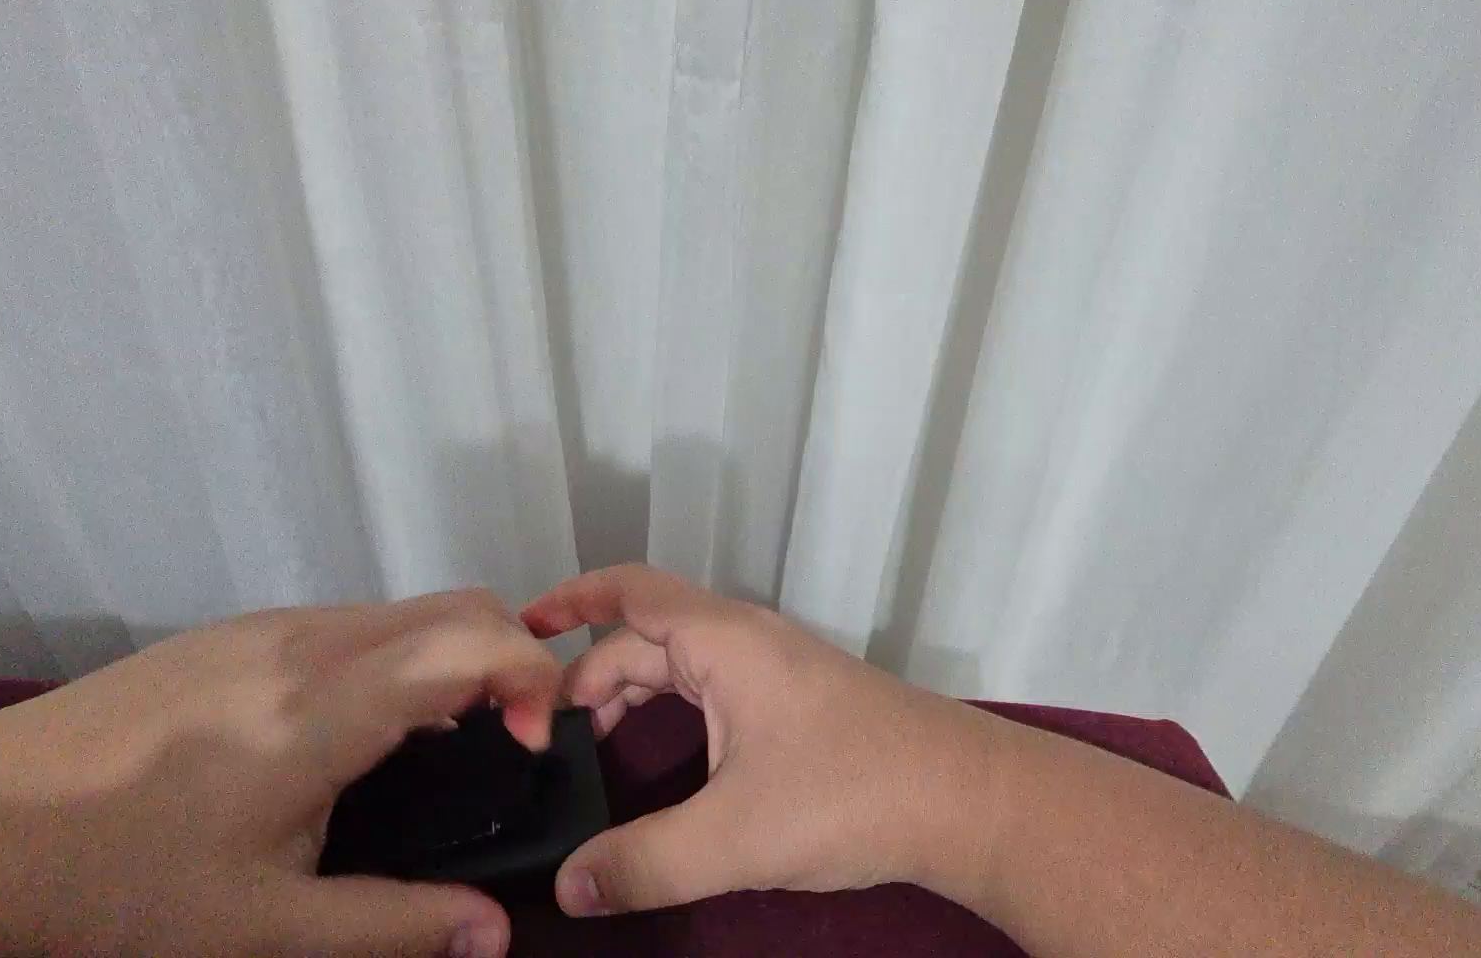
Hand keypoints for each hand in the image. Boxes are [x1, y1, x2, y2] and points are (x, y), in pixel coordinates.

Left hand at [0, 591, 559, 957]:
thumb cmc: (115, 880)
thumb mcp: (254, 929)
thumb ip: (390, 926)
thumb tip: (496, 933)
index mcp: (327, 707)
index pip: (474, 643)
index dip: (531, 677)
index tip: (530, 741)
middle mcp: (319, 641)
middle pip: (465, 605)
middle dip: (514, 655)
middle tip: (508, 734)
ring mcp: (283, 622)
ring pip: (418, 607)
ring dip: (463, 653)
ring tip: (448, 733)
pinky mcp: (254, 625)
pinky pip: (369, 620)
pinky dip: (411, 652)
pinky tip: (369, 724)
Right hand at [520, 565, 1007, 915]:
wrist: (961, 795)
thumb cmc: (849, 793)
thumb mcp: (737, 836)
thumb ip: (645, 864)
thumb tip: (567, 889)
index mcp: (723, 640)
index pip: (631, 591)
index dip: (571, 599)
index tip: (519, 627)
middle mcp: (743, 639)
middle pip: (646, 636)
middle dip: (589, 676)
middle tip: (540, 736)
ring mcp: (772, 667)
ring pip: (679, 664)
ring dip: (629, 694)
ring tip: (586, 748)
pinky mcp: (790, 698)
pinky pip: (709, 687)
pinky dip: (668, 708)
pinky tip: (658, 754)